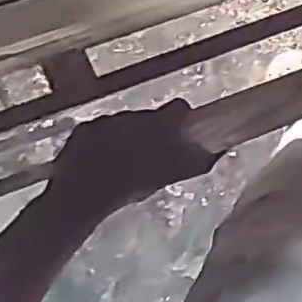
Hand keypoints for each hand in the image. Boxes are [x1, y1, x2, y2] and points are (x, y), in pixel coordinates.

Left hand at [47, 101, 220, 213]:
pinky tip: (102, 161)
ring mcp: (106, 120)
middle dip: (153, 130)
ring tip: (125, 160)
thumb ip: (198, 162)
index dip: (183, 117)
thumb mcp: (171, 176)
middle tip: (152, 153)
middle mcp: (133, 114)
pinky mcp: (84, 129)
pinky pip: (100, 130)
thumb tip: (219, 152)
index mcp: (158, 123)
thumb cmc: (133, 185)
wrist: (82, 194)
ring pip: (125, 123)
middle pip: (150, 116)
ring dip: (128, 136)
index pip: (179, 107)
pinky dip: (104, 141)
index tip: (183, 131)